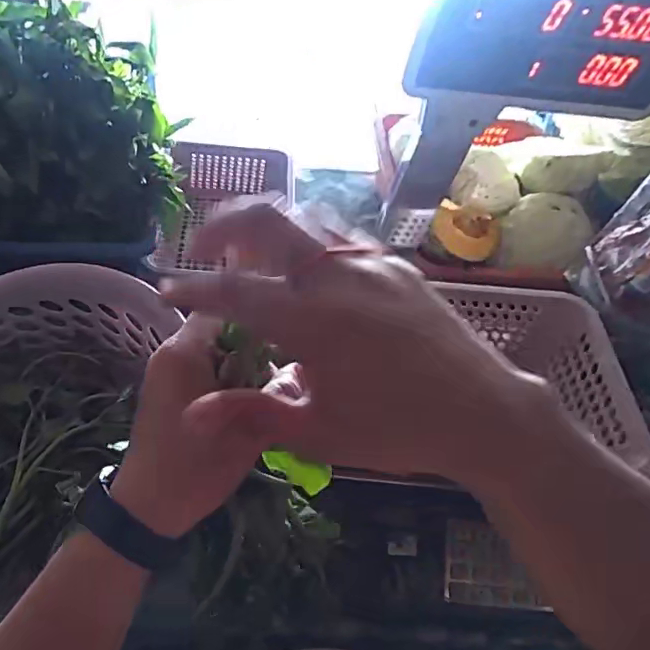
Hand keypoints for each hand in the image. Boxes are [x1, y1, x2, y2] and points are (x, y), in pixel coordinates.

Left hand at [112, 312, 290, 537]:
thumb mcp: (245, 430)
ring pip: (222, 350)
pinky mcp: (176, 391)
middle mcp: (174, 352)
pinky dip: (234, 381)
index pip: (227, 304)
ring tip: (273, 390)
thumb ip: (276, 394)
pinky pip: (212, 370)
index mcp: (185, 351)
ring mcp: (172, 371)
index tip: (293, 330)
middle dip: (259, 344)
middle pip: (227, 326)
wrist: (149, 509)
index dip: (262, 310)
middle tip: (287, 367)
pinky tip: (254, 403)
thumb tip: (306, 369)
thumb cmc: (194, 467)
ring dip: (248, 366)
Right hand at [161, 203, 551, 481]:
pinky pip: (343, 237)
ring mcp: (372, 264)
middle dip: (224, 223)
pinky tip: (312, 268)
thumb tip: (193, 413)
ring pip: (308, 218)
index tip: (166, 288)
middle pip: (267, 218)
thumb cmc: (398, 429)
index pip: (234, 290)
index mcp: (311, 319)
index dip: (193, 287)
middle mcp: (338, 276)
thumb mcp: (320, 432)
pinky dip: (312, 239)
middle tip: (204, 246)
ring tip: (253, 251)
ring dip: (270, 225)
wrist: (483, 411)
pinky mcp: (399, 267)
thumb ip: (253, 415)